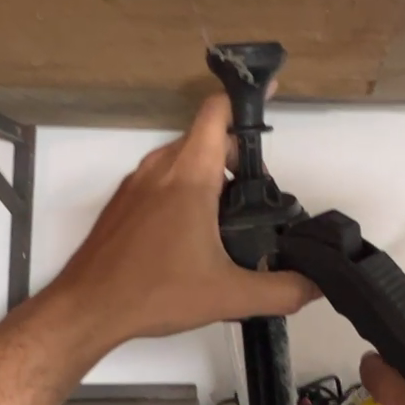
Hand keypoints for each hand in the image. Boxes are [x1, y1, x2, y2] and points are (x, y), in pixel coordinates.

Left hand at [47, 93, 316, 342]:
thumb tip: (316, 286)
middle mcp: (159, 169)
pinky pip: (161, 180)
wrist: (88, 309)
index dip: (247, 100)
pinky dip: (184, 191)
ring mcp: (136, 185)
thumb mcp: (228, 296)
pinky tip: (194, 236)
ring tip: (230, 220)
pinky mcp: (122, 205)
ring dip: (210, 175)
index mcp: (189, 176)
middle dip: (237, 156)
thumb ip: (282, 290)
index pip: (218, 112)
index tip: (271, 96)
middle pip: (206, 137)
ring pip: (182, 159)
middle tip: (258, 195)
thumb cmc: (153, 293)